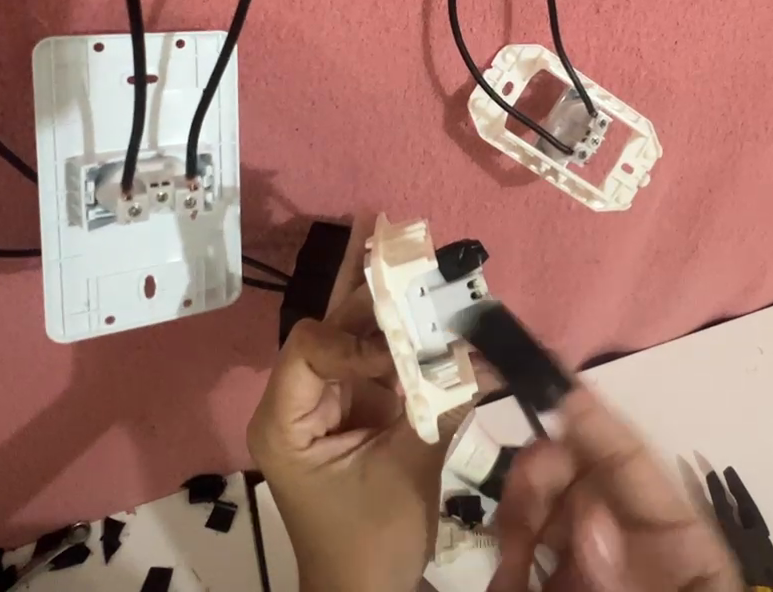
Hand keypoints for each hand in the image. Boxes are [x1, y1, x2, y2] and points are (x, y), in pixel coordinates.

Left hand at [247, 229, 451, 591]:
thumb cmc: (370, 542)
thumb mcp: (407, 475)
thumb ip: (443, 408)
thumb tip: (486, 358)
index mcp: (286, 417)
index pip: (311, 347)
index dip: (354, 341)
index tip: (397, 359)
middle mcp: (301, 396)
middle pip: (333, 325)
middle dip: (368, 287)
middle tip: (394, 230)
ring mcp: (329, 397)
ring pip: (354, 331)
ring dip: (386, 297)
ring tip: (405, 242)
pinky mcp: (356, 403)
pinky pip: (376, 355)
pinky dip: (400, 330)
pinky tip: (418, 293)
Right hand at [490, 387, 742, 590]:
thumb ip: (626, 580)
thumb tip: (590, 521)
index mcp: (680, 545)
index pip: (634, 462)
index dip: (594, 417)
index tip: (550, 379)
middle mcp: (632, 547)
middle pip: (580, 479)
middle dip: (543, 474)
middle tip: (519, 495)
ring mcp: (592, 573)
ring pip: (544, 516)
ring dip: (519, 521)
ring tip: (510, 562)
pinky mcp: (555, 591)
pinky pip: (524, 567)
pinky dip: (508, 568)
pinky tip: (506, 581)